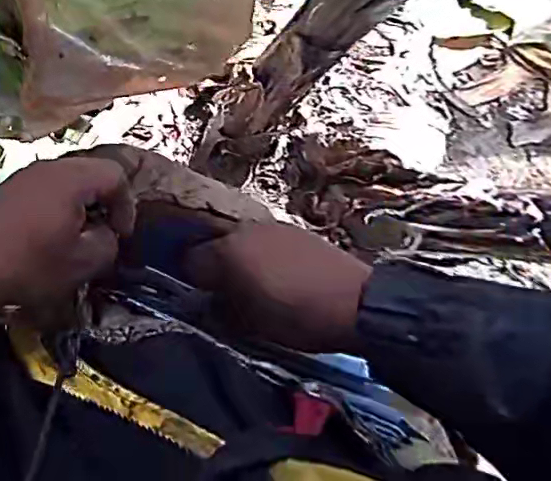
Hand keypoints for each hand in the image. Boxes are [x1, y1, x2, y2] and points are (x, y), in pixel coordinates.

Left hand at [0, 156, 135, 336]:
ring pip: (66, 178)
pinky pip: (44, 186)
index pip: (114, 174)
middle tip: (104, 232)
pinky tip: (48, 232)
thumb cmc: (30, 264)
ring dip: (80, 202)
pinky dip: (56, 203)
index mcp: (69, 178)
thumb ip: (107, 241)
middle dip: (104, 200)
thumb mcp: (82, 263)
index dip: (127, 204)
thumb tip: (106, 230)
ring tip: (76, 235)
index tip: (121, 234)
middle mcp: (46, 166)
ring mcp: (24, 174)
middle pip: (90, 170)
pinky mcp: (8, 187)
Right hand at [181, 222, 372, 353]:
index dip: (194, 281)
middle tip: (229, 291)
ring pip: (240, 240)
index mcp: (223, 252)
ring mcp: (267, 226)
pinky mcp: (292, 229)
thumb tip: (208, 305)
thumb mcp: (254, 325)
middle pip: (213, 245)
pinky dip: (266, 254)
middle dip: (217, 266)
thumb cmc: (300, 317)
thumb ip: (222, 311)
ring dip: (242, 258)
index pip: (190, 260)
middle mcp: (239, 230)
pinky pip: (265, 240)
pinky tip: (284, 274)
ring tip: (259, 283)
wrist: (360, 303)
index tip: (204, 297)